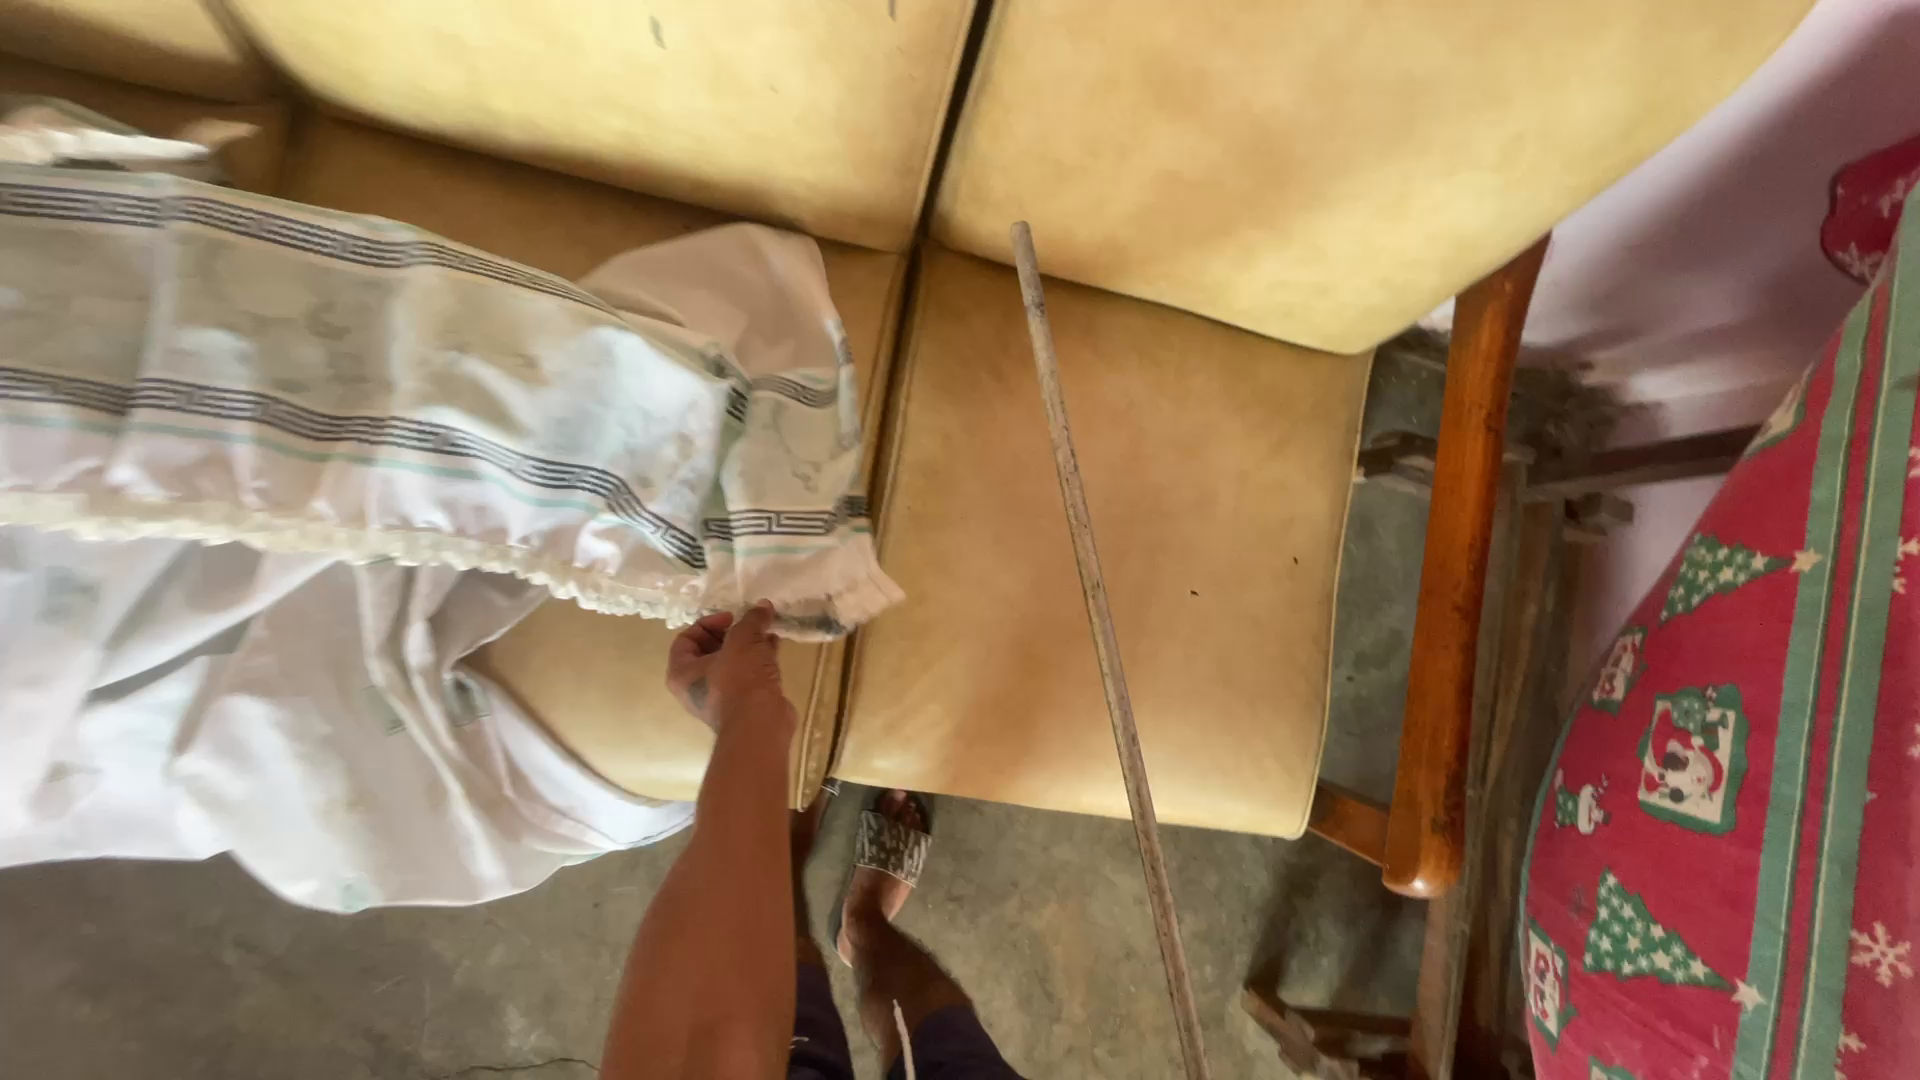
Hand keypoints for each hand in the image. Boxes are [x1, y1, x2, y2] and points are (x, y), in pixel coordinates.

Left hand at [665, 601, 793, 733]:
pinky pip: (748, 674)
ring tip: (767, 631)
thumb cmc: (739, 680)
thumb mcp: (743, 639)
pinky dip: (760, 659)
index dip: (708, 623)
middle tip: (751, 624)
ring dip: (749, 645)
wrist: (760, 724)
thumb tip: (763, 605)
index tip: (732, 618)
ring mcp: (720, 697)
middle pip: (710, 650)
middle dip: (733, 633)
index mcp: (681, 673)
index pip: (686, 638)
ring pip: (732, 662)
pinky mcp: (744, 703)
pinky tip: (775, 647)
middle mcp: (696, 687)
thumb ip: (751, 619)